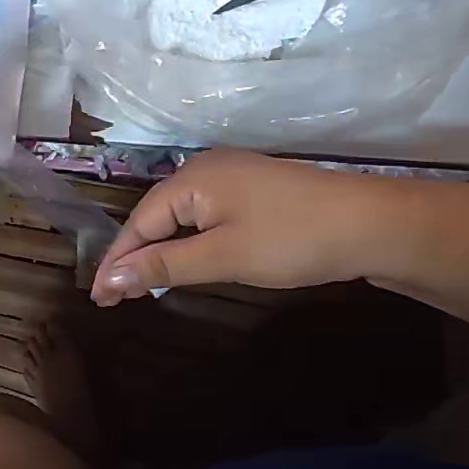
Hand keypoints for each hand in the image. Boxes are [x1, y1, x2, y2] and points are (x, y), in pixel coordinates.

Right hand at [92, 150, 403, 305]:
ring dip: (161, 251)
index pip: (139, 223)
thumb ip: (164, 266)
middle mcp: (204, 169)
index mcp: (191, 179)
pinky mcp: (251, 190)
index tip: (98, 298)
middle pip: (156, 216)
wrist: (369, 223)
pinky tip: (184, 260)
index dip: (118, 262)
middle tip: (115, 298)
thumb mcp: (222, 256)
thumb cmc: (290, 239)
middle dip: (135, 257)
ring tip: (141, 286)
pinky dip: (188, 241)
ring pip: (180, 216)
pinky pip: (204, 214)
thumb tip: (111, 277)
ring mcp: (230, 176)